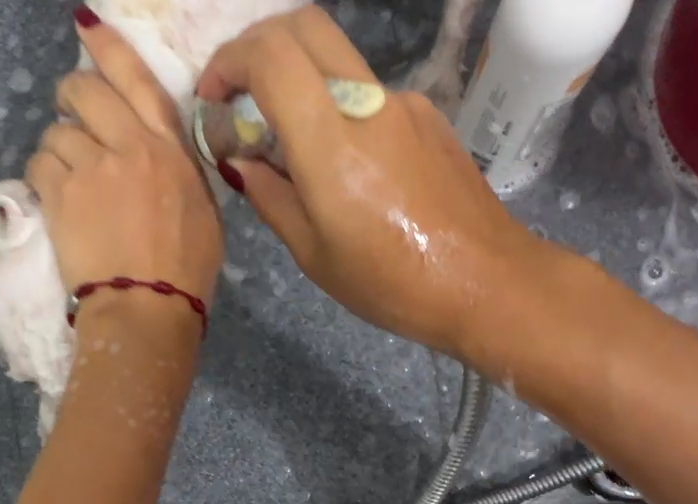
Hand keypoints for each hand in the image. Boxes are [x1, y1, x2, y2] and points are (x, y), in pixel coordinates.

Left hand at [26, 11, 223, 314]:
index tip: (88, 29)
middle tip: (68, 117)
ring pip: (57, 131)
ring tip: (64, 177)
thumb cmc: (186, 274)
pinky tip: (51, 196)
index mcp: (171, 150)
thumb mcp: (204, 214)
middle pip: (85, 93)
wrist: (147, 310)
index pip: (137, 81)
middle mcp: (131, 147)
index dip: (109, 50)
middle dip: (71, 98)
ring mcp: (93, 169)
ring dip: (56, 148)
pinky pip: (39, 164)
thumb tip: (162, 160)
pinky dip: (41, 175)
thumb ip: (180, 174)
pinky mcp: (61, 195)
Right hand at [197, 9, 561, 360]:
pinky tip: (340, 167)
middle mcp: (368, 104)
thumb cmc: (390, 283)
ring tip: (287, 148)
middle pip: (305, 26)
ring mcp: (403, 102)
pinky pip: (366, 94)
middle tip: (237, 92)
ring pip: (336, 61)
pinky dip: (334, 110)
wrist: (485, 281)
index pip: (272, 56)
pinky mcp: (426, 114)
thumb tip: (239, 159)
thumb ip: (270, 196)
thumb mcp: (313, 254)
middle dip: (258, 45)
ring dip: (298, 83)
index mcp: (332, 143)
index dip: (229, 62)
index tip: (211, 96)